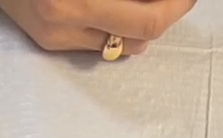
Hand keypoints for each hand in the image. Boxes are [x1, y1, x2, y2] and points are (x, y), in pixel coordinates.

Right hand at [0, 0, 195, 55]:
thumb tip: (156, 2)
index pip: (147, 18)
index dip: (176, 7)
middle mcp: (64, 21)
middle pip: (139, 38)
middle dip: (163, 17)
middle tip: (176, 0)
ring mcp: (54, 37)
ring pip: (120, 47)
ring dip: (139, 26)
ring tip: (143, 3)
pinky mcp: (45, 43)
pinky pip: (95, 45)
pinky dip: (113, 29)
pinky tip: (113, 9)